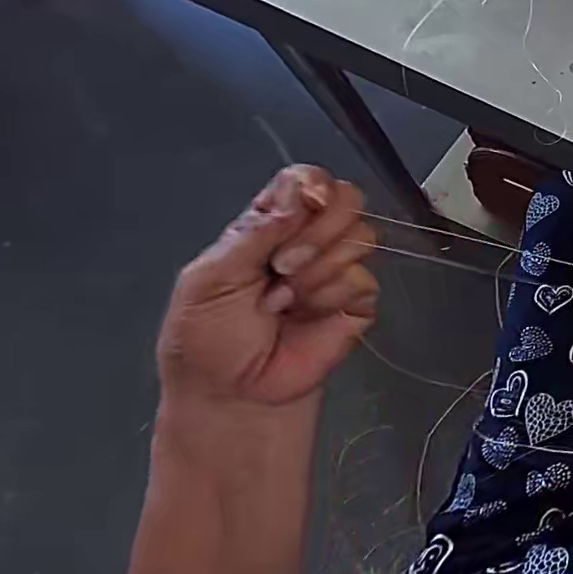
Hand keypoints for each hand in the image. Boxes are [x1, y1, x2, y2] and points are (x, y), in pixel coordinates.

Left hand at [157, 166, 378, 411]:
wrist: (236, 392)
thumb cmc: (208, 338)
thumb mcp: (208, 280)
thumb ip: (250, 235)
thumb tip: (297, 200)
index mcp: (269, 225)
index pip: (304, 181)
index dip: (313, 185)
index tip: (306, 206)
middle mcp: (309, 238)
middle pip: (347, 199)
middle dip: (320, 231)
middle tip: (284, 265)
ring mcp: (338, 267)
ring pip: (361, 237)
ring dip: (318, 271)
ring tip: (285, 300)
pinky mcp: (360, 297)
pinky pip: (365, 278)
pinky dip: (332, 296)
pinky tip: (307, 313)